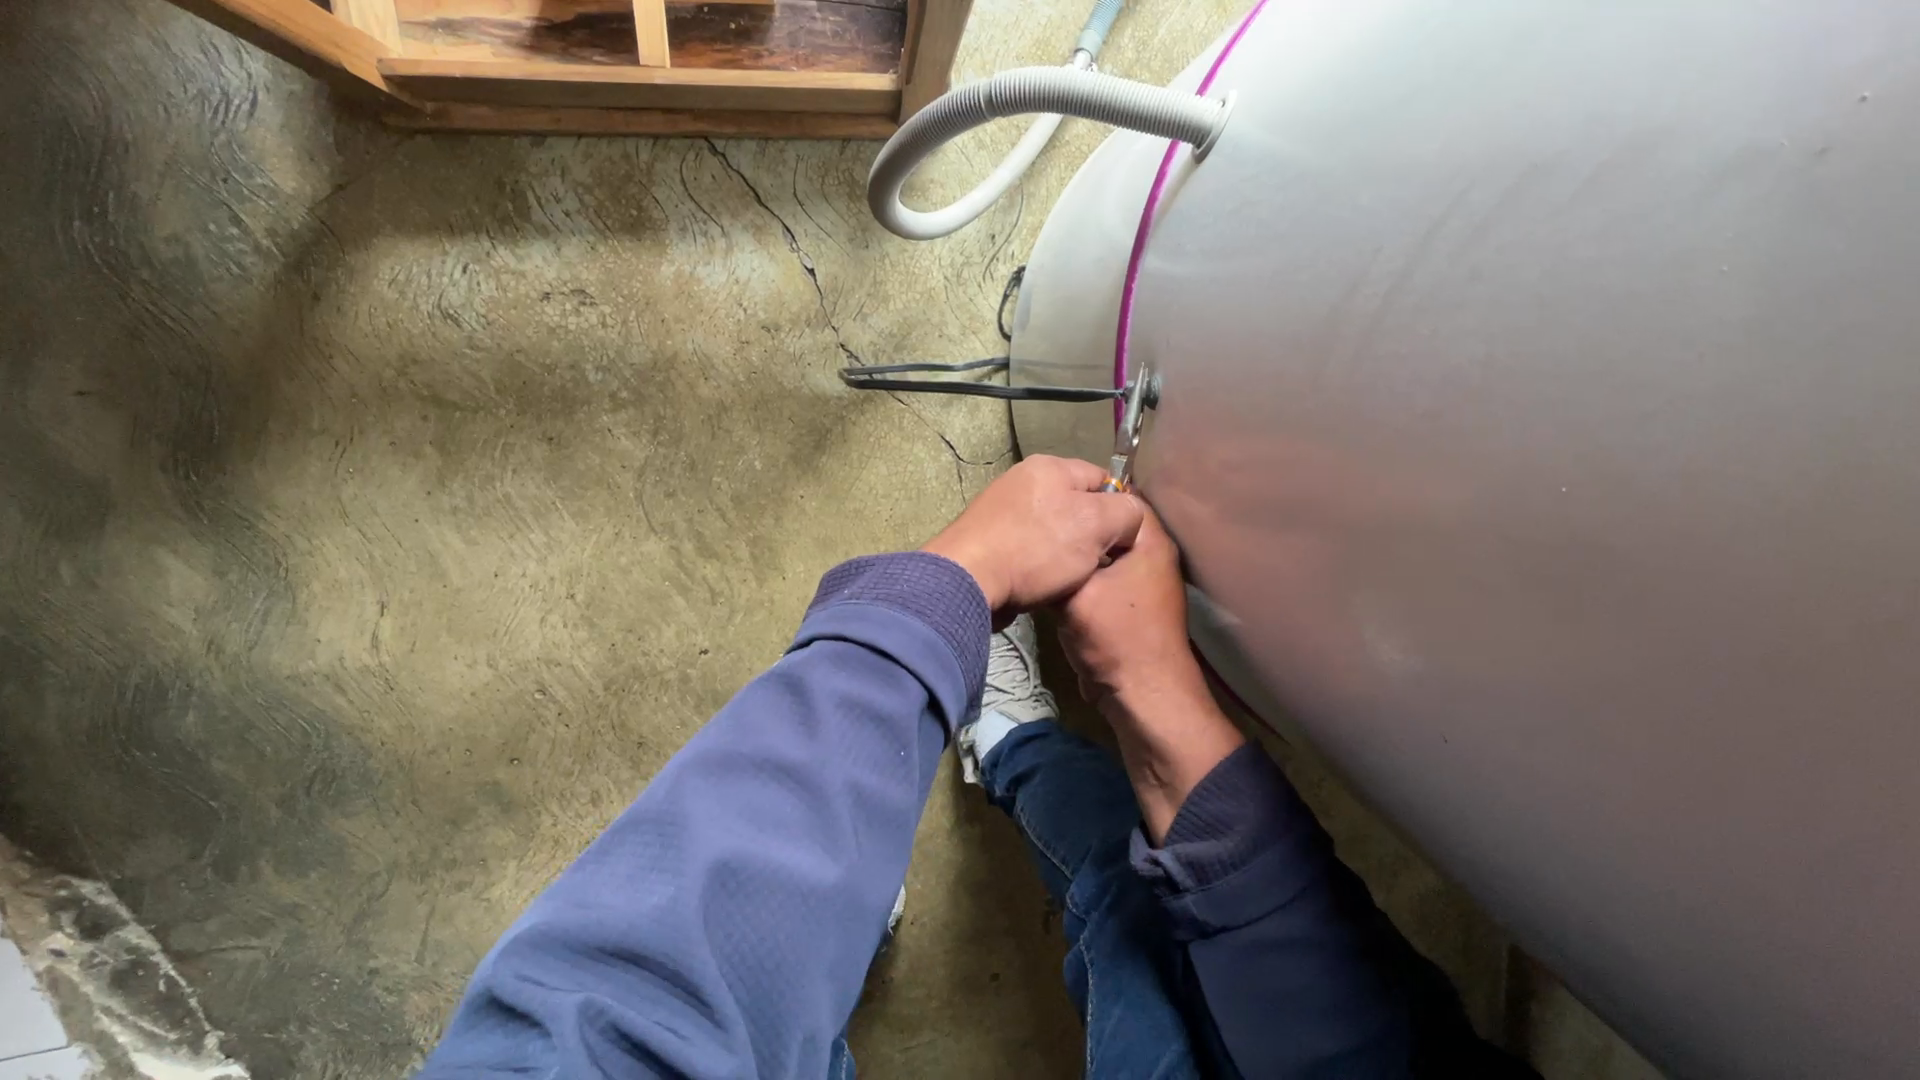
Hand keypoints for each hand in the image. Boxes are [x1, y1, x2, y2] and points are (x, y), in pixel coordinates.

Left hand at [922, 455, 1143, 612]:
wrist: (968, 581)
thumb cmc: (1037, 548)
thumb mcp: (1097, 525)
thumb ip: (1126, 513)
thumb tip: (1129, 519)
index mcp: (1050, 466)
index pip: (1103, 479)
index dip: (1121, 510)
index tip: (1124, 542)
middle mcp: (1023, 481)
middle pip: (1077, 506)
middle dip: (1092, 535)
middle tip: (1100, 564)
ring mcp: (1002, 511)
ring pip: (1054, 531)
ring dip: (1066, 554)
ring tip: (1072, 578)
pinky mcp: (989, 540)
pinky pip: (1030, 549)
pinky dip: (1040, 565)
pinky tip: (1044, 583)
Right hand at [1057, 505, 1210, 712]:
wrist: (1143, 696)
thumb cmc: (1115, 637)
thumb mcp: (1075, 595)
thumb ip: (1058, 563)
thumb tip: (1035, 546)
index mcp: (1150, 542)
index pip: (1118, 497)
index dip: (1083, 495)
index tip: (1051, 496)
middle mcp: (1153, 556)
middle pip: (1108, 527)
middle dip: (1076, 524)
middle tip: (1040, 519)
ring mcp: (1144, 583)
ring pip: (1104, 555)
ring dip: (1077, 553)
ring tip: (1041, 545)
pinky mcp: (1131, 606)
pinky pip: (1104, 578)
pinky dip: (1083, 576)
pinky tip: (1054, 577)